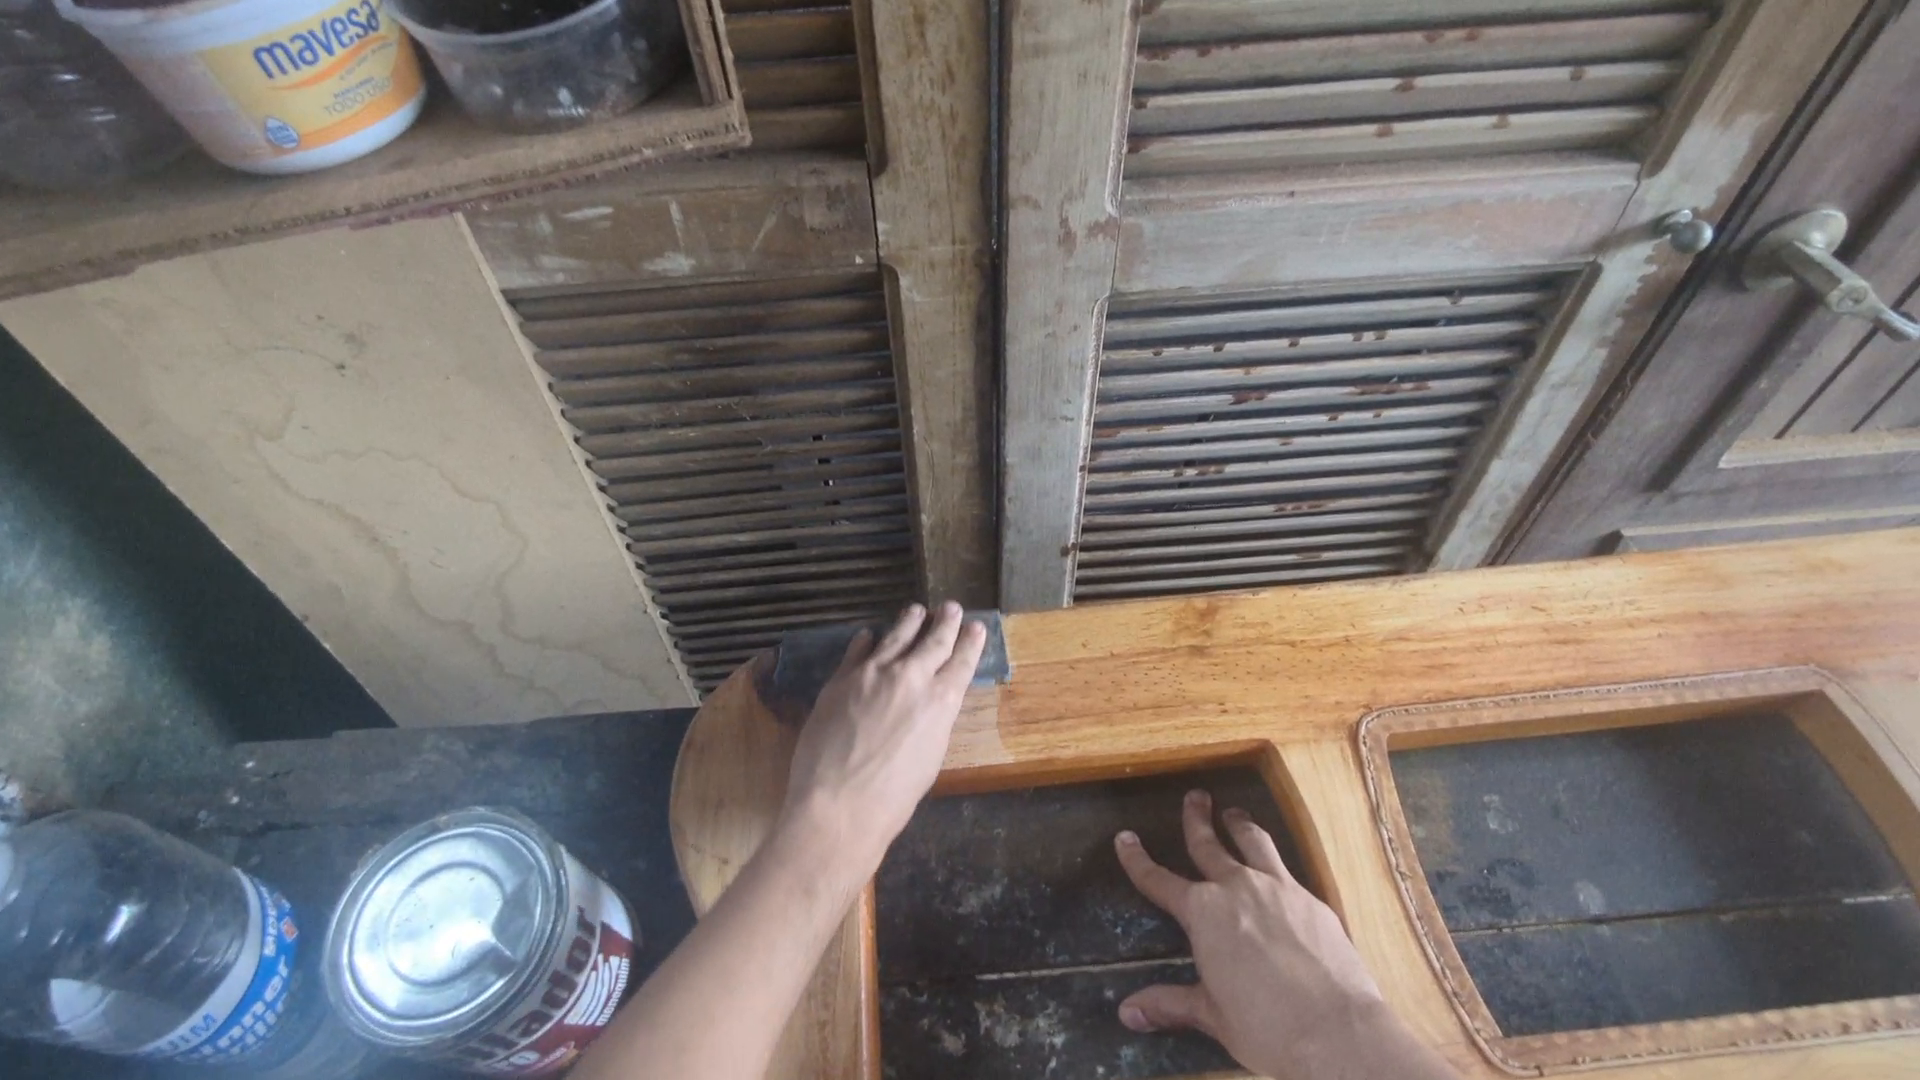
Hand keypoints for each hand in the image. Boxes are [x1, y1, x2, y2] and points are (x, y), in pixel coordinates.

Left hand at [782, 602, 986, 866]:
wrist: (839, 803)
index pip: (961, 662)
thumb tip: (928, 705)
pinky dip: (867, 641)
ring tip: (915, 610)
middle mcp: (911, 677)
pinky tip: (868, 635)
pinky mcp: (841, 679)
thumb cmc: (893, 797)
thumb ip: (932, 721)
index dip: (970, 642)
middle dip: (944, 623)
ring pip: (895, 637)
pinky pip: (857, 651)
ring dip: (908, 622)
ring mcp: (873, 673)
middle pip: (932, 641)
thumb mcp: (930, 757)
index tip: (975, 626)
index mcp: (941, 701)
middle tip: (950, 607)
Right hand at [1114, 790, 1456, 1079]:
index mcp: (1202, 912)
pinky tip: (1279, 872)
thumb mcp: (1212, 1016)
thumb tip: (1126, 1012)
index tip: (1125, 838)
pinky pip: (1287, 870)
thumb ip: (1169, 1004)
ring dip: (1239, 825)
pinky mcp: (1312, 900)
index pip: (1158, 880)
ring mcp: (1277, 887)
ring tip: (1234, 814)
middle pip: (1208, 843)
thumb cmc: (1266, 1027)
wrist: (1338, 1032)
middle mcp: (1235, 887)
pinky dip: (1275, 863)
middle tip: (1194, 796)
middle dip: (1196, 818)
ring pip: (1253, 842)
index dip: (1137, 859)